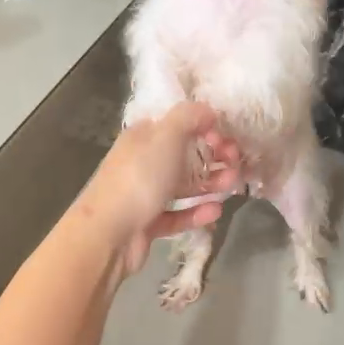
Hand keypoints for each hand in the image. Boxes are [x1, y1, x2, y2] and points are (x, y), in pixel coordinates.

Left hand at [73, 102, 242, 275]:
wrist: (107, 234)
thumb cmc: (140, 177)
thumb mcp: (167, 135)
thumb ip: (190, 116)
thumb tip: (208, 110)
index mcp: (144, 136)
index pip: (178, 124)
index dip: (204, 127)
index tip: (225, 136)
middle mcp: (143, 161)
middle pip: (184, 154)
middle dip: (213, 156)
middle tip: (236, 162)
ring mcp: (144, 193)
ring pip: (183, 185)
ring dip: (210, 183)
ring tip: (233, 185)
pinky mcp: (148, 223)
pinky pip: (177, 214)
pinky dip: (196, 212)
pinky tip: (215, 211)